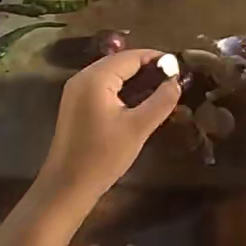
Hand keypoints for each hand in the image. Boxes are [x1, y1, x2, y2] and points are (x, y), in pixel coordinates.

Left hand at [36, 48, 180, 205]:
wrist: (66, 188)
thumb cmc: (102, 157)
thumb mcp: (138, 128)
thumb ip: (161, 101)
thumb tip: (177, 81)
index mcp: (96, 78)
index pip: (131, 57)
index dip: (157, 59)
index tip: (179, 67)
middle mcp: (83, 77)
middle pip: (121, 62)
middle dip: (147, 67)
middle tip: (173, 77)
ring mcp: (76, 90)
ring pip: (112, 73)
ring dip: (136, 77)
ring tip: (161, 87)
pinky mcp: (76, 103)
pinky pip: (104, 85)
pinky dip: (123, 87)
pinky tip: (139, 99)